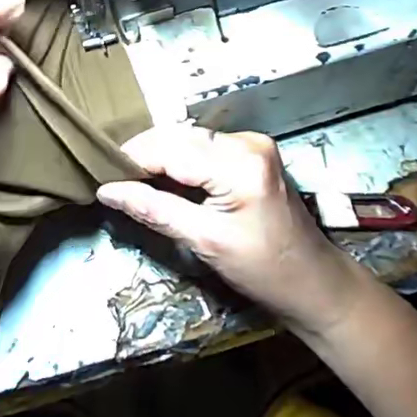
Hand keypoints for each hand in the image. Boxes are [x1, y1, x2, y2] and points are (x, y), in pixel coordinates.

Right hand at [98, 126, 369, 336]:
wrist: (313, 280)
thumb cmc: (264, 270)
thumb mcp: (204, 241)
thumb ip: (155, 210)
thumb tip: (109, 191)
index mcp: (239, 164)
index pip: (171, 149)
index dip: (133, 158)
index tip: (102, 174)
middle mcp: (247, 142)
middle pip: (179, 135)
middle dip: (144, 154)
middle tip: (113, 178)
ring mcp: (252, 143)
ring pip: (188, 137)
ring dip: (160, 154)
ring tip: (132, 179)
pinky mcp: (252, 150)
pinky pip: (204, 145)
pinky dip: (180, 158)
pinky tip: (163, 177)